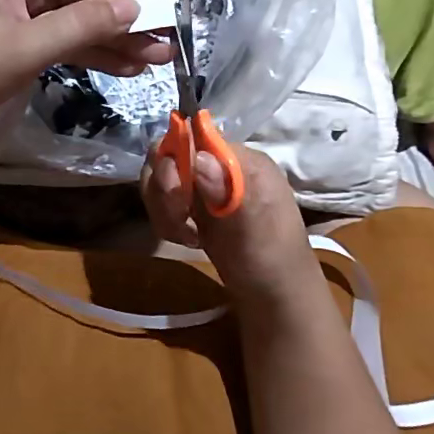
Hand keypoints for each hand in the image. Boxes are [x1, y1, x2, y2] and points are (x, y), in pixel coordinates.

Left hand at [0, 0, 174, 138]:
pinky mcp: (32, 48)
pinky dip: (101, 53)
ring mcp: (29, 18)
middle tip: (164, 39)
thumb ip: (81, 25)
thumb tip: (135, 8)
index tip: (136, 18)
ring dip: (119, 37)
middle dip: (123, 13)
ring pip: (84, 18)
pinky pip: (74, 42)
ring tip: (158, 58)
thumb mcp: (25, 46)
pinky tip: (130, 68)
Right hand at [141, 143, 320, 302]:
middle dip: (163, 189)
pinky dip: (163, 218)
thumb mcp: (255, 228)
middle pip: (168, 154)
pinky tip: (185, 238)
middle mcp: (220, 165)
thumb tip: (199, 158)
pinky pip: (161, 198)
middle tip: (179, 220)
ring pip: (159, 177)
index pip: (192, 139)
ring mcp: (205, 184)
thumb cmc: (272, 261)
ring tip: (183, 234)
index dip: (175, 163)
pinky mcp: (193, 203)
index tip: (179, 201)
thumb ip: (229, 191)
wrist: (274, 295)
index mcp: (242, 160)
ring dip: (161, 207)